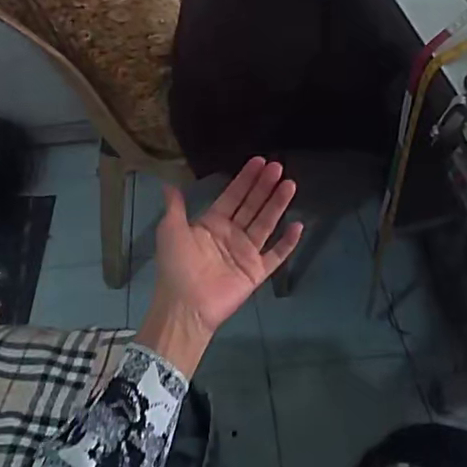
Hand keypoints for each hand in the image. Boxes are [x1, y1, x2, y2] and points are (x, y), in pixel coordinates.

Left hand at [135, 158, 304, 375]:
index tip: (259, 161)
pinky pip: (276, 255)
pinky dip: (287, 242)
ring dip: (278, 204)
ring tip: (290, 185)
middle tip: (278, 166)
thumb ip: (175, 206)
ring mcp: (246, 252)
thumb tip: (169, 183)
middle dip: (264, 186)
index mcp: (212, 223)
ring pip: (266, 223)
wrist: (184, 305)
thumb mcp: (170, 229)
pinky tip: (297, 225)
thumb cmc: (176, 265)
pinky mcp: (256, 272)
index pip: (233, 195)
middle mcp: (231, 234)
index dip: (245, 179)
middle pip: (252, 205)